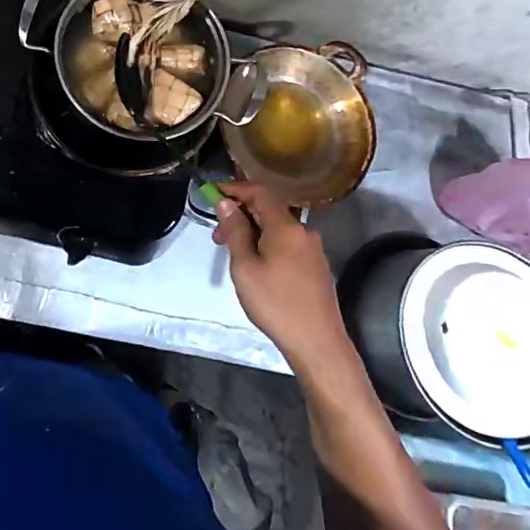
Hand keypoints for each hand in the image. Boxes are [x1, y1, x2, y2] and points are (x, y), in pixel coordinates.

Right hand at [213, 182, 353, 372]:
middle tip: (218, 236)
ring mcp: (312, 247)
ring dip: (254, 231)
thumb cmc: (276, 303)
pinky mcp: (315, 264)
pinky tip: (256, 264)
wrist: (317, 340)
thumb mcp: (245, 268)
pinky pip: (287, 243)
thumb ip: (236, 232)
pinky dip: (268, 243)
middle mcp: (303, 230)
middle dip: (241, 215)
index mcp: (286, 226)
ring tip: (234, 254)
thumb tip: (226, 203)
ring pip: (278, 228)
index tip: (212, 193)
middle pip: (269, 209)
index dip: (235, 189)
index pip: (260, 192)